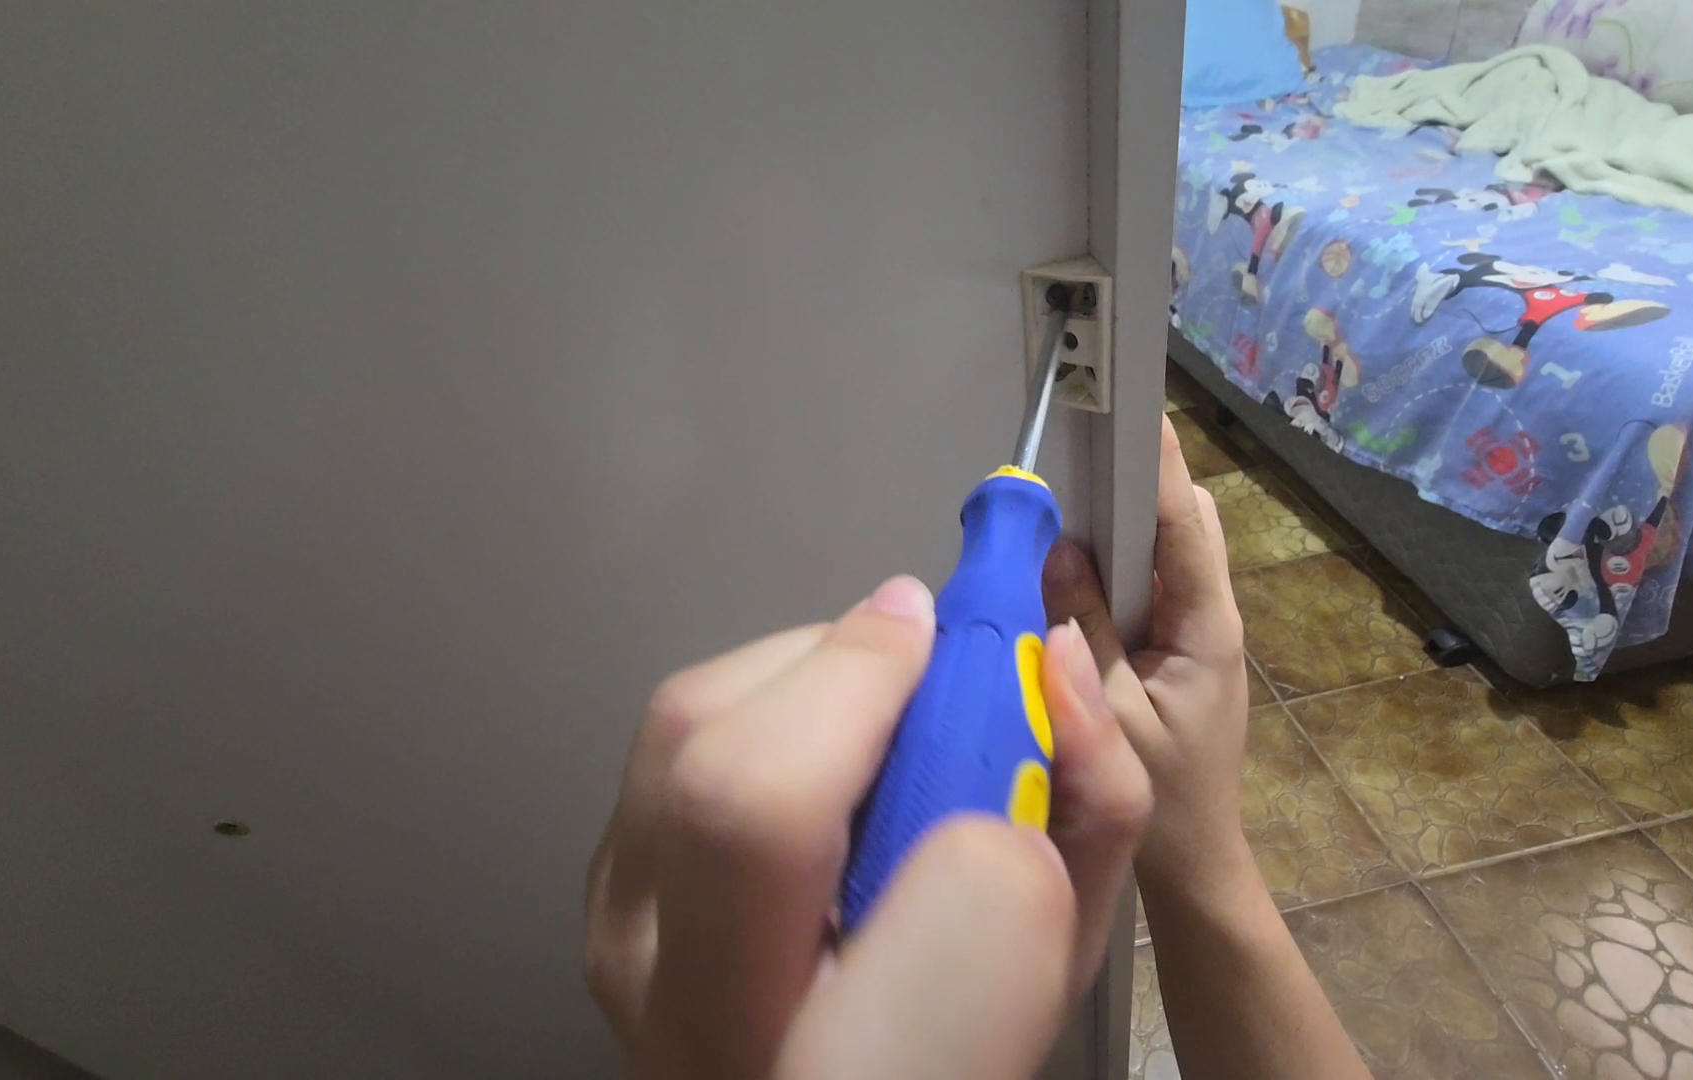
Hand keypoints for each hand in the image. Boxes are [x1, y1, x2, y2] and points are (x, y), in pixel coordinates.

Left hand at [585, 574, 1151, 1078]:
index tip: (974, 660)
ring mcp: (624, 936)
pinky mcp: (605, 877)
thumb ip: (1088, 807)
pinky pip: (672, 728)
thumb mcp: (1066, 947)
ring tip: (878, 702)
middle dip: (850, 674)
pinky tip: (819, 734)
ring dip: (805, 673)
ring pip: (687, 723)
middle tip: (929, 652)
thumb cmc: (956, 1031)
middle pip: (736, 784)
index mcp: (850, 1074)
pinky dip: (766, 692)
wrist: (802, 1065)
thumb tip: (1054, 658)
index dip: (919, 769)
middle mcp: (694, 1018)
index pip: (867, 903)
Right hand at [1041, 414, 1252, 900]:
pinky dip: (1108, 561)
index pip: (1184, 523)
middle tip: (1074, 455)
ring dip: (1119, 520)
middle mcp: (1207, 613)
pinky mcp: (1169, 643)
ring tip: (1063, 498)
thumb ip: (1083, 631)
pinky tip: (1067, 564)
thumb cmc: (1161, 802)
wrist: (1196, 862)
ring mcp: (1191, 627)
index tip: (1123, 411)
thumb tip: (1056, 551)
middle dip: (1135, 481)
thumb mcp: (1110, 718)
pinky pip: (1142, 582)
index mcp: (1207, 625)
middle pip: (1181, 520)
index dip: (1156, 464)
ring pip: (1160, 547)